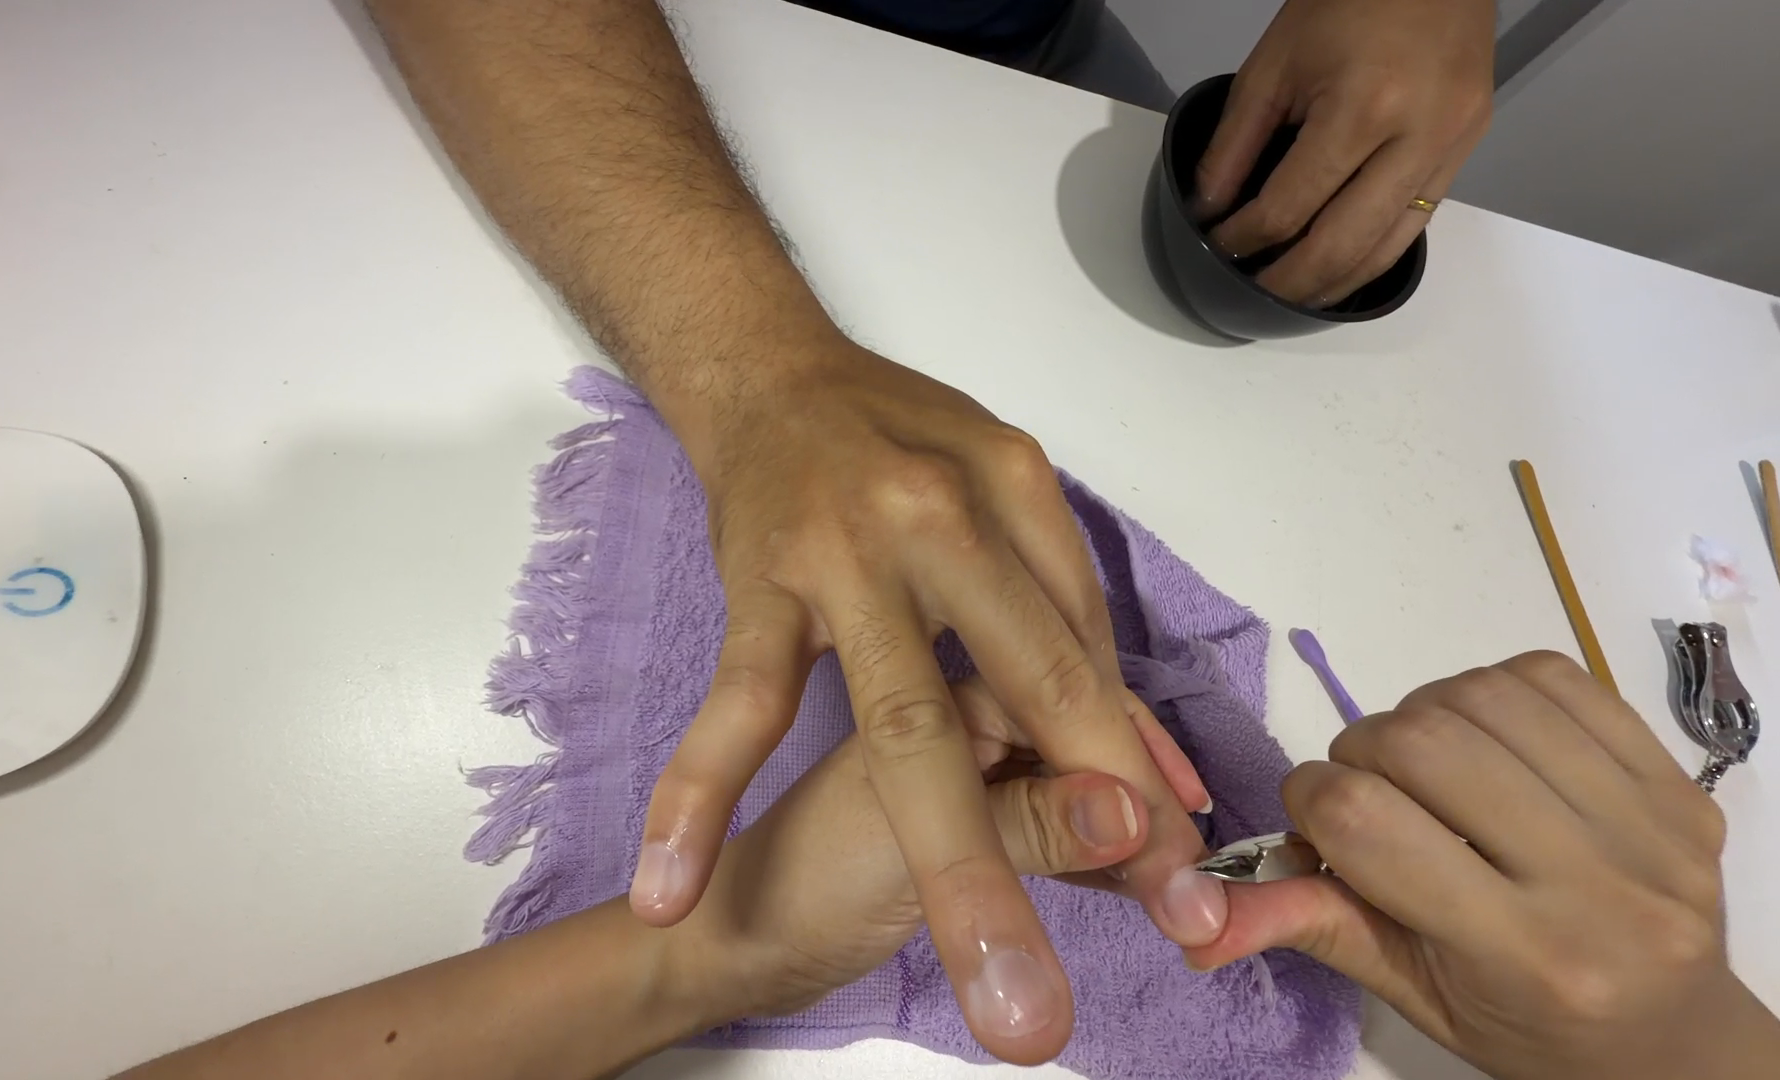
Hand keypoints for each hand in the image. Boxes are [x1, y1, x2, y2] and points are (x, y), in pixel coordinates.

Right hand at [631, 338, 1220, 1059]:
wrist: (768, 378)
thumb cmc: (893, 433)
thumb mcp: (1001, 486)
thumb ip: (1062, 608)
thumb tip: (1135, 746)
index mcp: (1013, 492)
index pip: (1088, 649)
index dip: (1137, 766)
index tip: (1177, 873)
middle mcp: (941, 522)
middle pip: (1030, 687)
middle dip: (1111, 822)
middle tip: (1175, 942)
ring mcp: (843, 559)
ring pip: (906, 721)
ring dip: (956, 861)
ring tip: (1002, 1003)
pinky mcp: (758, 587)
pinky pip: (742, 701)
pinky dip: (701, 790)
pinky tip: (679, 883)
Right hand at [1188, 652, 1779, 1079]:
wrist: (1679, 1042)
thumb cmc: (1518, 1019)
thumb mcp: (1401, 988)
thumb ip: (1302, 924)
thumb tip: (1190, 912)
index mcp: (1527, 953)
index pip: (1362, 818)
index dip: (1309, 799)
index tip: (1322, 825)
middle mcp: (1606, 888)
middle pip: (1418, 741)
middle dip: (1361, 751)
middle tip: (1375, 793)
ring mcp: (1656, 827)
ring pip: (1476, 695)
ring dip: (1420, 715)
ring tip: (1429, 766)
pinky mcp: (1681, 782)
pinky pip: (1548, 676)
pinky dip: (1488, 690)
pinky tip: (1488, 742)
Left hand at [1197, 0, 1493, 305]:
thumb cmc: (1347, 1)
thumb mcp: (1268, 68)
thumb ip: (1230, 148)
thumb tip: (1206, 213)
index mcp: (1365, 109)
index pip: (1287, 210)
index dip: (1241, 239)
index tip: (1216, 245)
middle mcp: (1420, 136)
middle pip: (1340, 246)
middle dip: (1285, 282)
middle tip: (1248, 293)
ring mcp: (1454, 145)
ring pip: (1384, 250)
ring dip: (1329, 286)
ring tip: (1286, 296)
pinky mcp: (1468, 148)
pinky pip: (1414, 227)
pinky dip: (1367, 260)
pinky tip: (1332, 272)